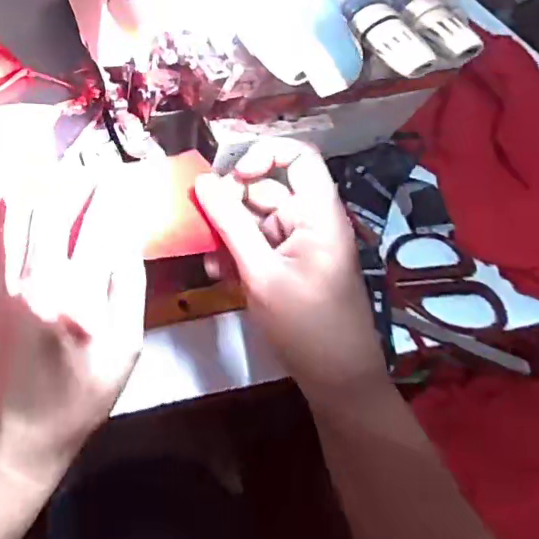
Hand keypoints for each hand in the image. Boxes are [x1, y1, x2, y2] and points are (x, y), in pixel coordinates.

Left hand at [0, 175, 145, 488]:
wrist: (17, 421)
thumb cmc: (81, 390)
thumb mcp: (127, 349)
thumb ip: (130, 286)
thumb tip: (126, 231)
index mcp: (79, 303)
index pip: (97, 226)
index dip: (108, 192)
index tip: (114, 176)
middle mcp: (34, 284)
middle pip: (49, 205)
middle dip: (72, 180)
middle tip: (86, 175)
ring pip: (12, 209)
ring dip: (36, 189)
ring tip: (54, 186)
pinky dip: (0, 209)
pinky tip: (18, 209)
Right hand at [193, 139, 388, 400]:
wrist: (338, 383)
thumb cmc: (306, 326)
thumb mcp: (260, 273)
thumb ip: (229, 223)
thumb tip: (201, 181)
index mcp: (318, 214)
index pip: (297, 157)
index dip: (263, 155)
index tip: (234, 177)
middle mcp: (310, 220)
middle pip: (265, 187)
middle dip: (230, 204)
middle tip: (205, 227)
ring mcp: (299, 242)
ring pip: (253, 216)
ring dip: (227, 233)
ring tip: (211, 261)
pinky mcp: (288, 262)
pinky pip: (255, 240)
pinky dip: (236, 251)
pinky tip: (220, 273)